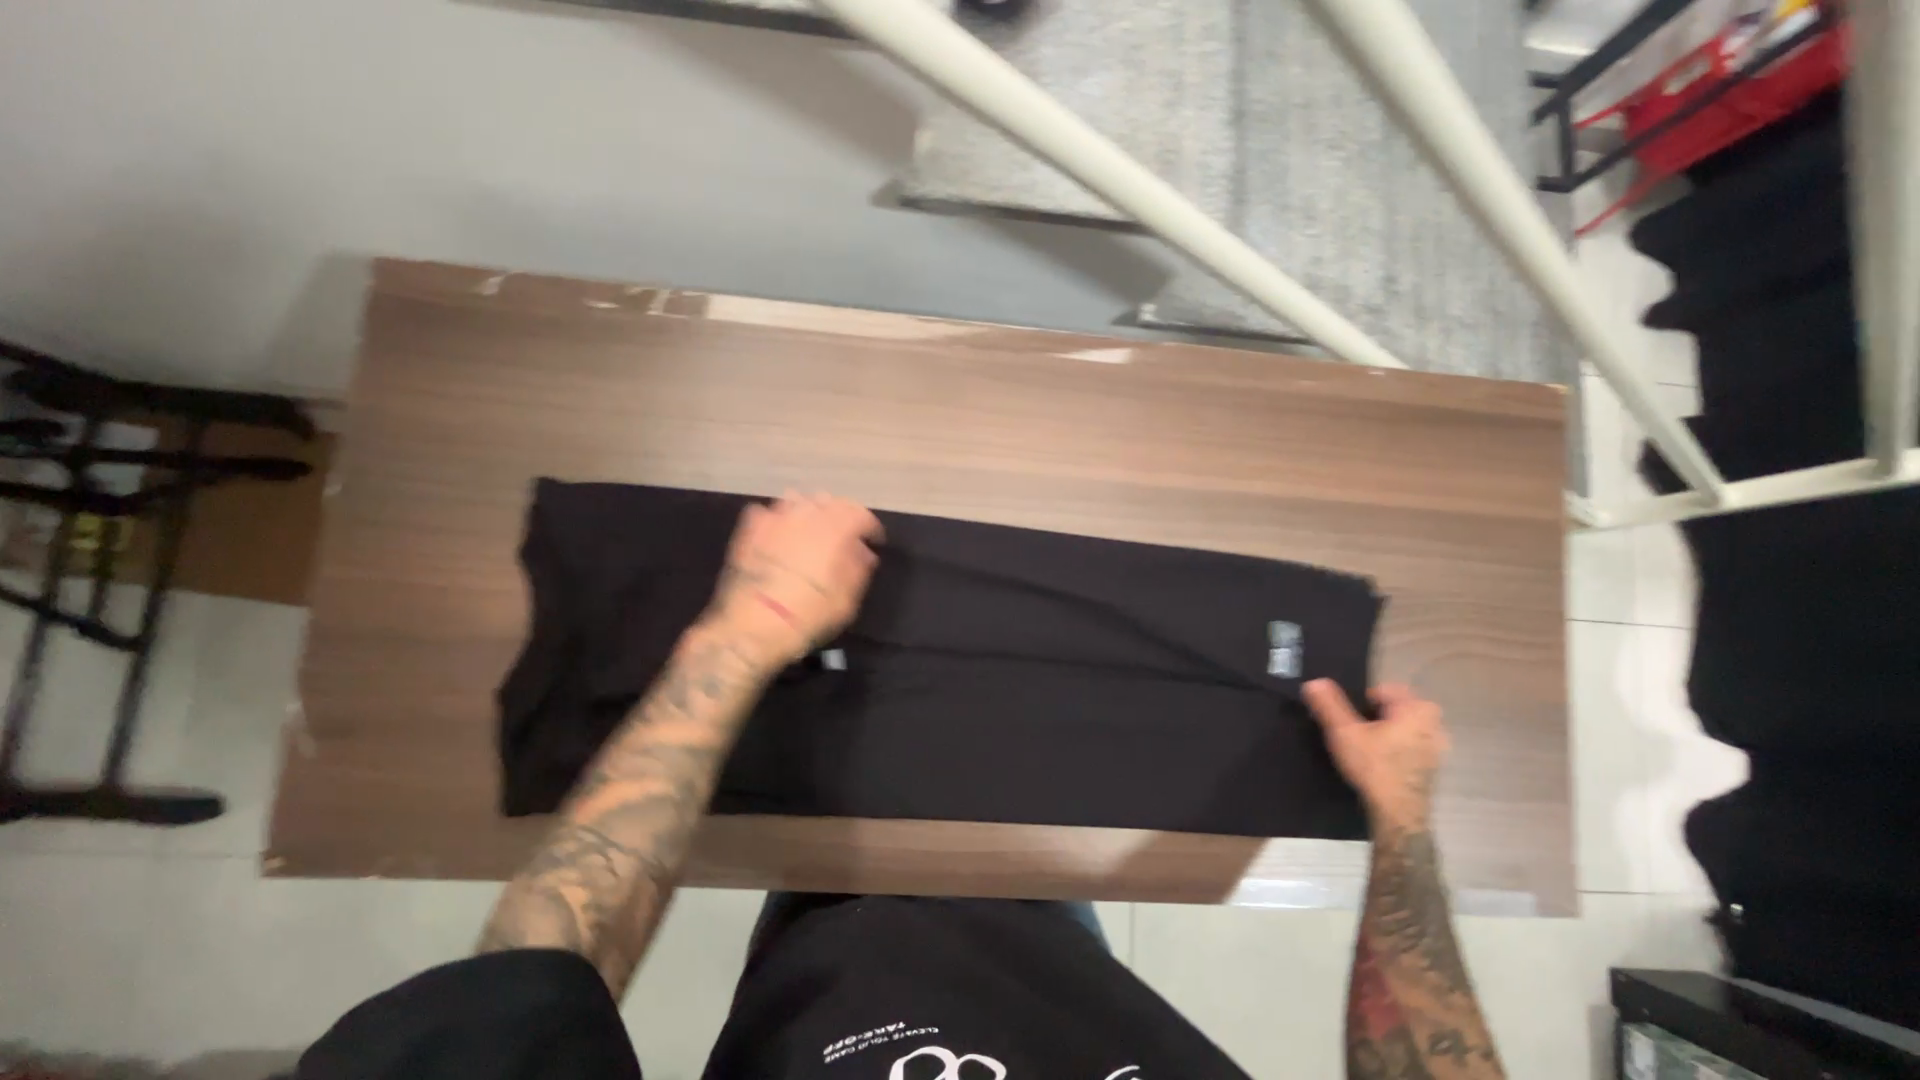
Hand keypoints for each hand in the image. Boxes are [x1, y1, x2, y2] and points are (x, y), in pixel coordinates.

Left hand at [706, 490, 883, 667]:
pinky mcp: (750, 529)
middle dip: (842, 514)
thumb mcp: (845, 601)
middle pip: (830, 501)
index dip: (869, 526)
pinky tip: (781, 533)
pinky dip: (780, 518)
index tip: (873, 540)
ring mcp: (775, 519)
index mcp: (834, 531)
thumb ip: (858, 570)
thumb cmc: (806, 617)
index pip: (859, 514)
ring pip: (799, 500)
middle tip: (845, 534)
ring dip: (811, 511)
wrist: (752, 627)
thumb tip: (864, 553)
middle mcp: (806, 517)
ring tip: (813, 528)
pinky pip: (768, 511)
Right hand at [1303, 680, 1448, 827]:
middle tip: (1360, 733)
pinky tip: (1382, 763)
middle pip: (1397, 707)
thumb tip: (1314, 682)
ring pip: (1405, 726)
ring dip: (1388, 731)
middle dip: (1377, 715)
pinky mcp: (1435, 765)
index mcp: (1417, 708)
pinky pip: (1412, 744)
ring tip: (1369, 749)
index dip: (1363, 702)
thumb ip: (1329, 705)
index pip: (1385, 690)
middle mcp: (1434, 723)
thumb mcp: (1344, 733)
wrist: (1398, 813)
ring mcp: (1438, 746)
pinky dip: (1398, 748)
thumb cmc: (1373, 767)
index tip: (1352, 722)